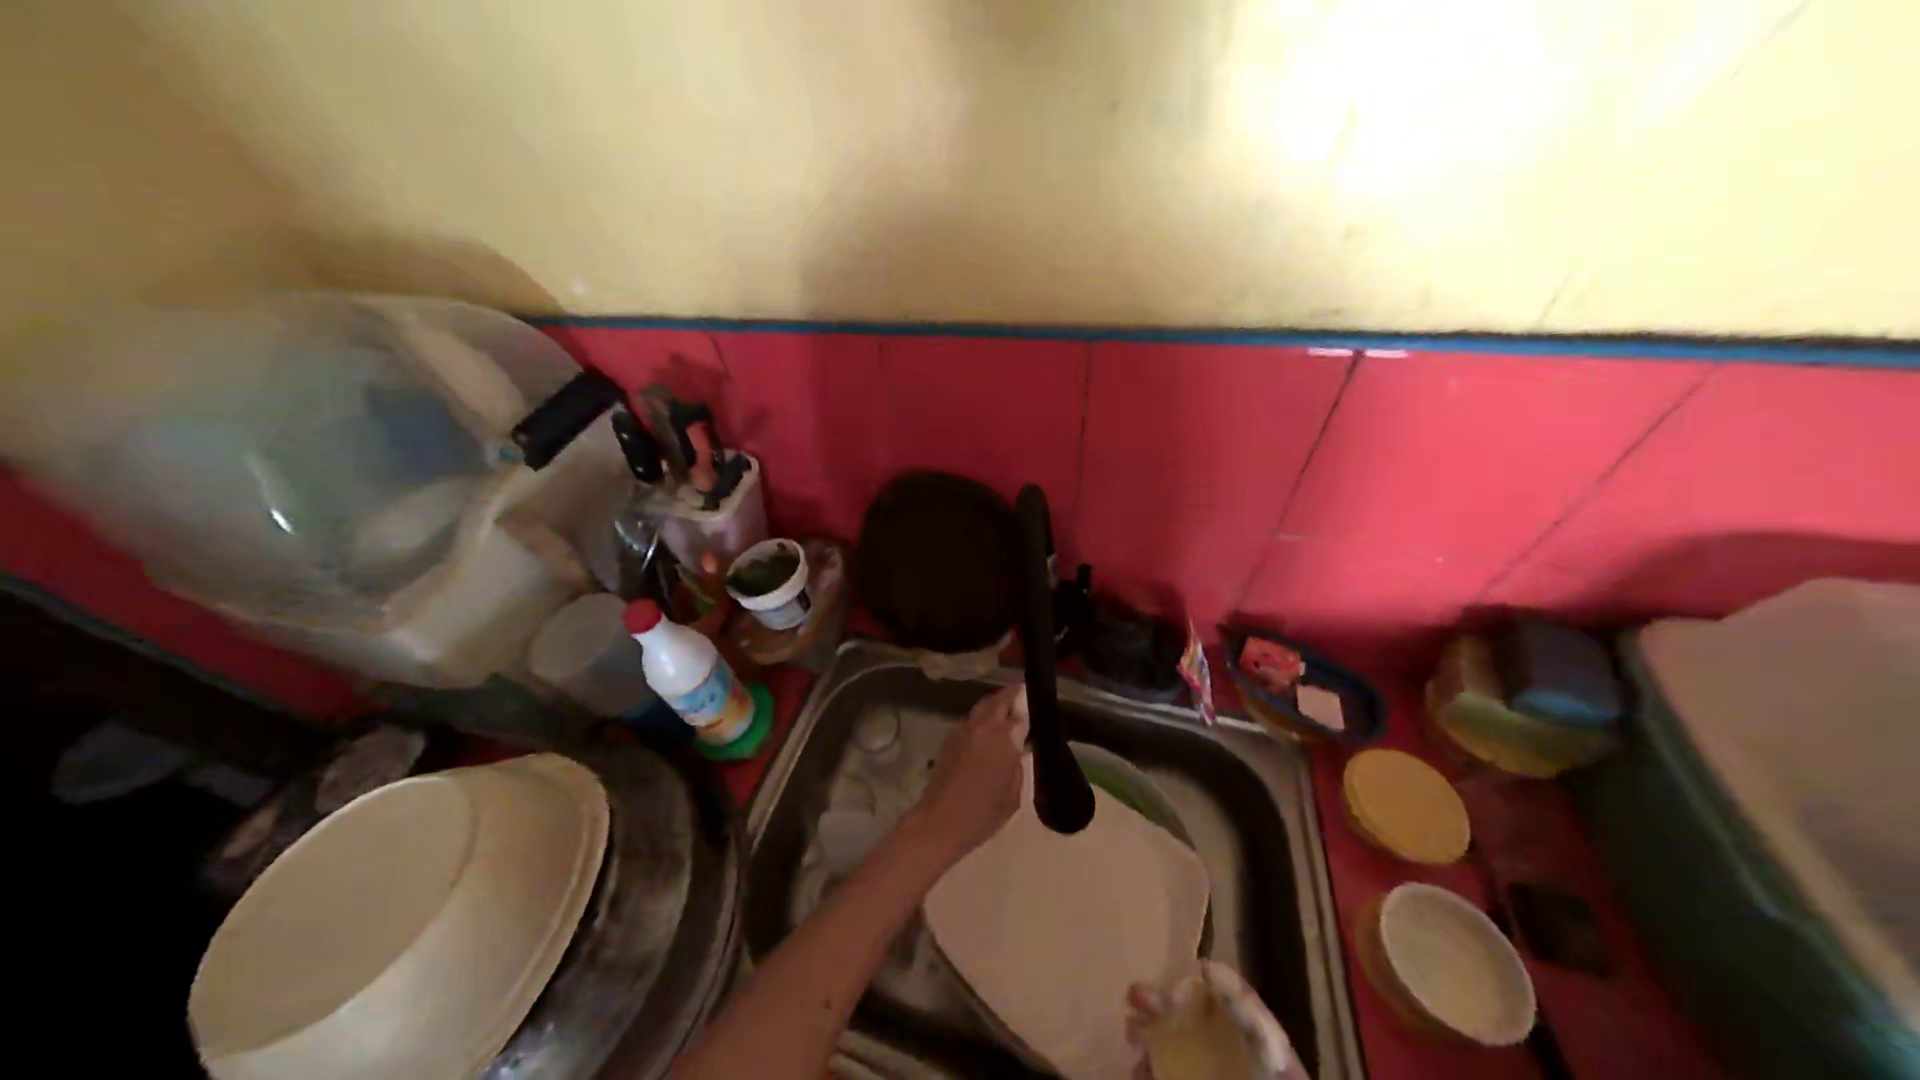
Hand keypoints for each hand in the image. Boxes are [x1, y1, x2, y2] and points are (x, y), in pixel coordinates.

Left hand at [911, 684, 1028, 862]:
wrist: (939, 823)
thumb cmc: (982, 813)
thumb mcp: (1013, 794)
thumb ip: (1018, 764)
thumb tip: (1020, 747)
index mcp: (1002, 738)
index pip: (1020, 710)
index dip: (1029, 702)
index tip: (1038, 699)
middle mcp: (981, 727)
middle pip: (998, 700)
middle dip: (1011, 695)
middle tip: (1024, 695)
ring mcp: (962, 731)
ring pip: (982, 707)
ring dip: (996, 705)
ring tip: (1009, 712)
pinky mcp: (950, 740)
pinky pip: (971, 720)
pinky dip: (983, 718)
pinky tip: (990, 732)